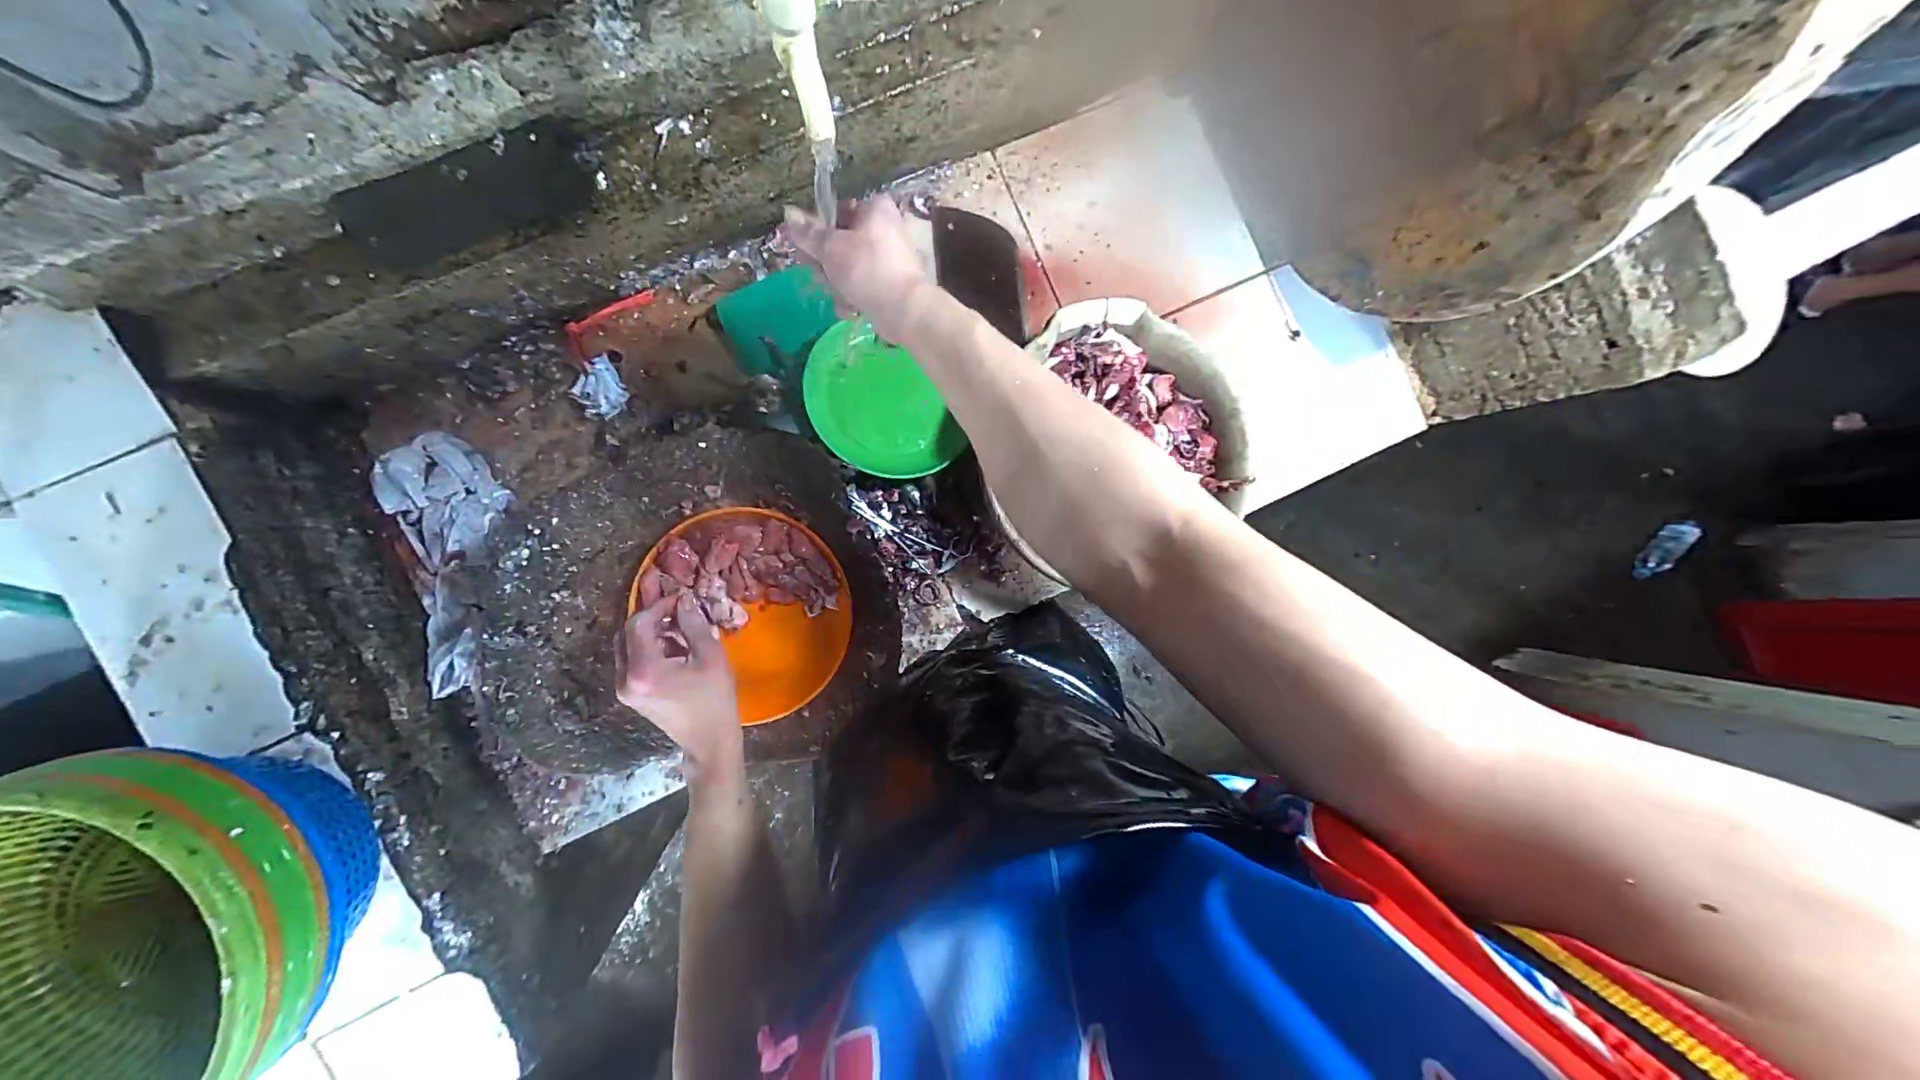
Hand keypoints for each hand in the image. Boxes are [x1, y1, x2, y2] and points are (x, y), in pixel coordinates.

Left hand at [616, 591, 742, 778]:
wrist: (709, 741)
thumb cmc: (715, 700)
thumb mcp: (710, 657)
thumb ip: (693, 625)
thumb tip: (684, 600)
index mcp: (643, 670)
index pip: (639, 624)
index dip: (658, 606)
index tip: (681, 600)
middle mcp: (625, 678)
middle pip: (627, 633)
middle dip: (651, 617)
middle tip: (677, 610)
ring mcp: (625, 688)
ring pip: (628, 645)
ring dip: (651, 631)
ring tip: (680, 628)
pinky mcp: (631, 693)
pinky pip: (633, 660)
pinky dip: (651, 647)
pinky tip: (676, 647)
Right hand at [783, 197, 932, 341]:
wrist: (904, 310)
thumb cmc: (866, 269)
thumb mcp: (831, 248)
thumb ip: (808, 234)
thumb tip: (789, 214)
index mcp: (875, 208)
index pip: (836, 212)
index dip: (816, 231)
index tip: (803, 249)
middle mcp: (885, 229)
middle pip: (841, 242)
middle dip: (825, 263)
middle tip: (817, 274)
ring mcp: (889, 258)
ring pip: (849, 267)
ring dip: (836, 283)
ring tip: (837, 294)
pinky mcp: (890, 284)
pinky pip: (862, 285)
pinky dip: (853, 296)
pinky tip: (850, 307)